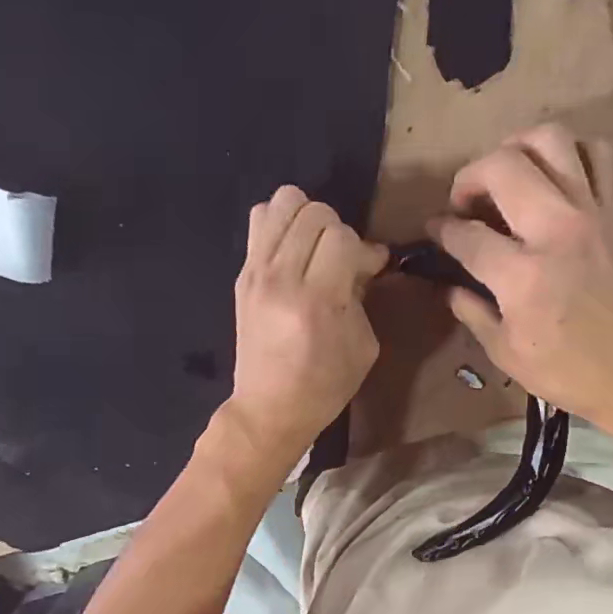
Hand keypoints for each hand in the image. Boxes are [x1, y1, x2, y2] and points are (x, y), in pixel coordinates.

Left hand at [225, 186, 387, 461]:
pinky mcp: (242, 277)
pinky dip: (281, 224)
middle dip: (337, 229)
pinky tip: (292, 250)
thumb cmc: (323, 387)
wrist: (268, 410)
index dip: (363, 248)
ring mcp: (255, 274)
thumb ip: (361, 294)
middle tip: (340, 259)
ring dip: (307, 216)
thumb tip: (365, 258)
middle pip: (314, 213)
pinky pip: (259, 221)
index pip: (342, 237)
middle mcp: (281, 280)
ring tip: (314, 246)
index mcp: (315, 301)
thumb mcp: (362, 346)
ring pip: (282, 203)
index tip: (370, 269)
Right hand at [430, 125, 612, 440]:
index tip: (432, 231)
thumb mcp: (505, 353)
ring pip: (551, 141)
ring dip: (517, 147)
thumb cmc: (567, 372)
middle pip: (504, 166)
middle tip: (462, 201)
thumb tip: (451, 288)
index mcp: (521, 275)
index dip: (440, 230)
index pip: (467, 235)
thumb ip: (473, 312)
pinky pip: (595, 155)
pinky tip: (550, 178)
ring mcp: (589, 213)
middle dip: (470, 176)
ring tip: (503, 174)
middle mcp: (555, 230)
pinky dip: (568, 154)